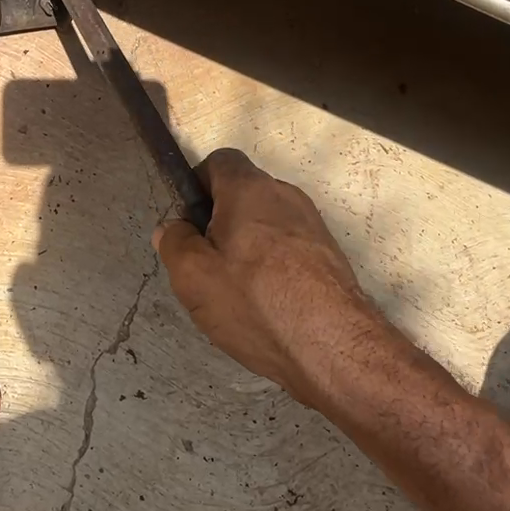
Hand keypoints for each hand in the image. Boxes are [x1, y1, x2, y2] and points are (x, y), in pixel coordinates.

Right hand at [153, 149, 393, 408]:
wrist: (335, 349)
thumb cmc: (256, 301)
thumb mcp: (192, 275)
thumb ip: (174, 243)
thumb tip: (174, 228)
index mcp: (250, 189)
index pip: (219, 161)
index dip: (197, 184)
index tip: (189, 221)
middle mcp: (286, 197)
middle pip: (244, 195)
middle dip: (220, 222)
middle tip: (206, 264)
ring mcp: (314, 228)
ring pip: (267, 226)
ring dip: (248, 249)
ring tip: (236, 293)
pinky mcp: (331, 259)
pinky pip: (290, 251)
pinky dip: (274, 270)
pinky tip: (266, 308)